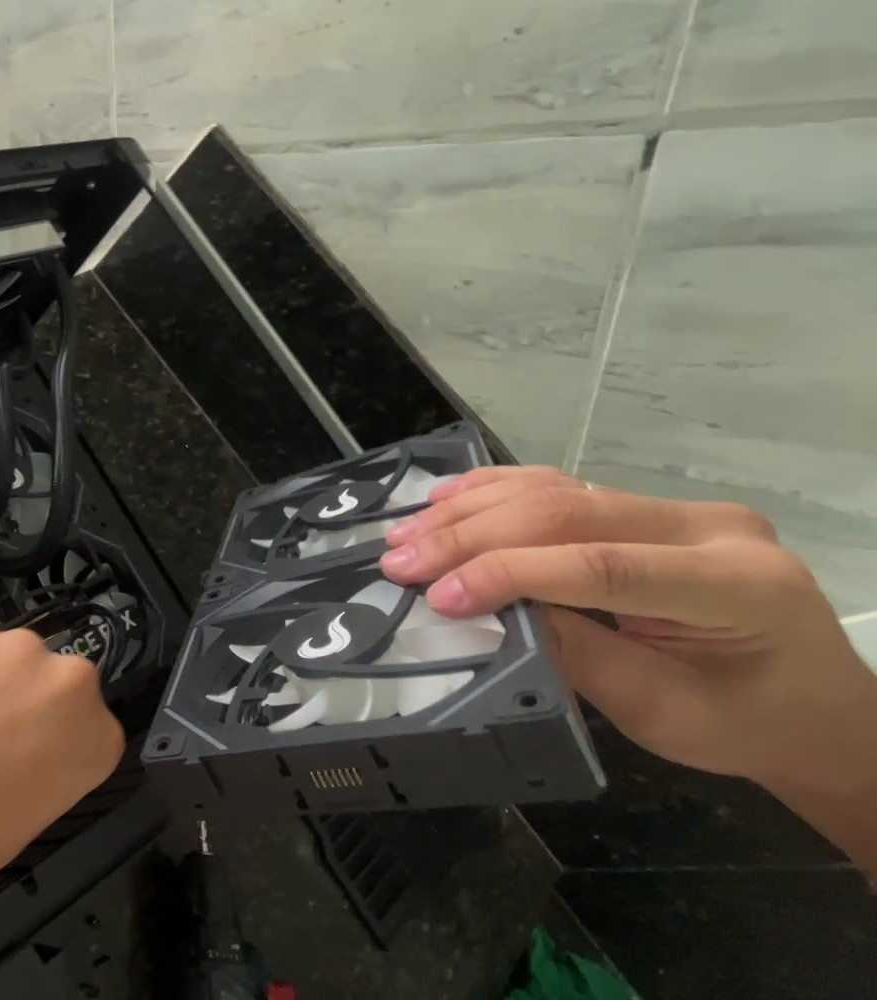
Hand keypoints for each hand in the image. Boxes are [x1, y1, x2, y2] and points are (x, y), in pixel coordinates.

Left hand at [0, 617, 124, 897]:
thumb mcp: (26, 820)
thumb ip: (38, 775)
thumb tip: (14, 765)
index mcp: (98, 737)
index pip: (89, 725)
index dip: (51, 736)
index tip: (27, 749)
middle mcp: (68, 681)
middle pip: (50, 678)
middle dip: (22, 697)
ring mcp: (15, 647)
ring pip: (1, 657)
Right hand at [377, 466, 876, 784]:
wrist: (811, 714)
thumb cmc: (742, 725)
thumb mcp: (656, 708)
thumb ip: (574, 653)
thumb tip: (483, 610)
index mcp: (737, 585)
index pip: (600, 564)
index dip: (507, 575)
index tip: (437, 598)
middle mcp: (710, 528)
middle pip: (567, 513)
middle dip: (470, 538)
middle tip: (399, 562)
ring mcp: (678, 510)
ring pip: (553, 490)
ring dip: (468, 511)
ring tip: (405, 535)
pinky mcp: (647, 509)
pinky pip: (560, 486)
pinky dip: (493, 490)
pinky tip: (444, 498)